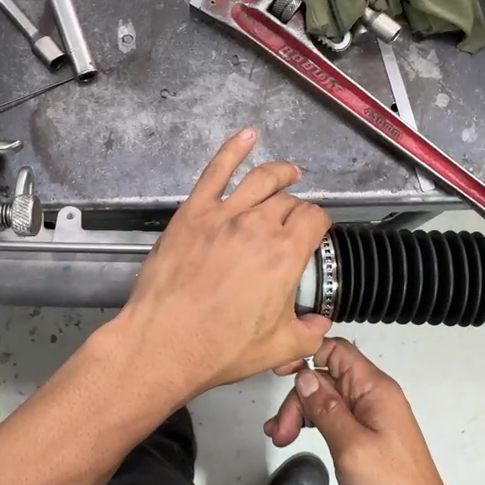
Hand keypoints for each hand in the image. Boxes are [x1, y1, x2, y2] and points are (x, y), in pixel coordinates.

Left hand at [110, 128, 332, 399]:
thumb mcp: (280, 348)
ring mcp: (222, 214)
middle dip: (298, 206)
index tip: (315, 232)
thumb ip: (308, 332)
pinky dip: (232, 149)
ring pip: (260, 179)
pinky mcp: (192, 213)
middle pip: (288, 200)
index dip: (319, 224)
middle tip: (296, 218)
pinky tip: (247, 136)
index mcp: (286, 253)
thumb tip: (318, 324)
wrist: (165, 343)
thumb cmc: (220, 347)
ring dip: (280, 172)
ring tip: (288, 172)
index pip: (315, 218)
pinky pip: (215, 171)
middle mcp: (258, 225)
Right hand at [267, 339, 468, 484]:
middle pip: (327, 378)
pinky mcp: (367, 439)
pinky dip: (313, 425)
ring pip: (328, 400)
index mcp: (374, 389)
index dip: (305, 355)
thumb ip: (325, 408)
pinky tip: (294, 438)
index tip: (278, 374)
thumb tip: (305, 376)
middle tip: (278, 432)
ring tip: (279, 438)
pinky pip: (335, 419)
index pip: (336, 350)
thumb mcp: (350, 445)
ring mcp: (371, 419)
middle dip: (298, 398)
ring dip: (301, 413)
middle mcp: (374, 397)